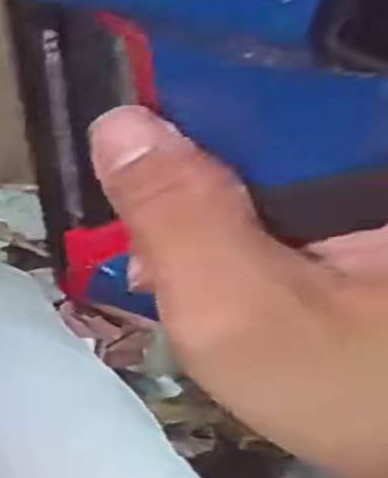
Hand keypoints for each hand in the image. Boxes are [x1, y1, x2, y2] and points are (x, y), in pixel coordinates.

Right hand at [90, 106, 387, 477]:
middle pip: (293, 121)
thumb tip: (117, 123)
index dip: (209, 83)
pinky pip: (310, 190)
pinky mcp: (376, 229)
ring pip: (296, 157)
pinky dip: (249, 218)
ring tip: (169, 264)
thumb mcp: (236, 304)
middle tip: (148, 231)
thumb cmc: (353, 394)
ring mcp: (384, 202)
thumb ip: (174, 213)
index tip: (137, 106)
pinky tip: (217, 266)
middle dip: (199, 164)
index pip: (300, 85)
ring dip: (215, 199)